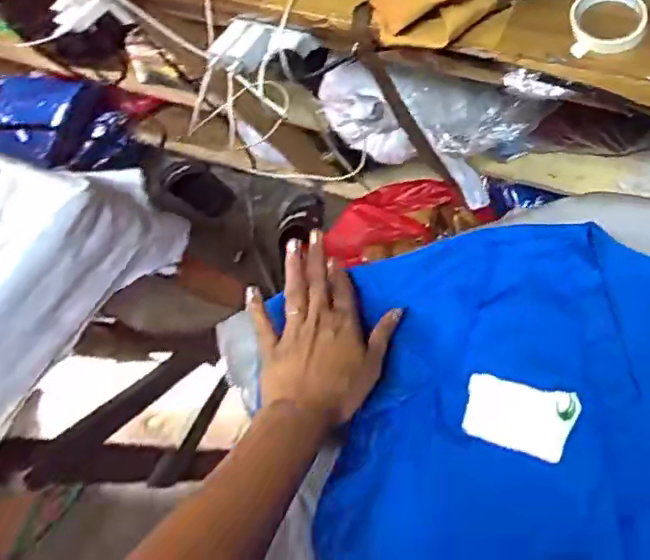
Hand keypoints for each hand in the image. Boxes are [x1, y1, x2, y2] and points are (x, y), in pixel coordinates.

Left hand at [247, 231, 401, 433]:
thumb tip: (398, 308)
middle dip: (316, 257)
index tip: (335, 254)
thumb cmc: (342, 393)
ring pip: (294, 293)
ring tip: (291, 245)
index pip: (343, 290)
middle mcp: (319, 318)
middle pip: (318, 282)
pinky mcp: (272, 346)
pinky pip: (263, 323)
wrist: (302, 415)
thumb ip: (383, 335)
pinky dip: (256, 306)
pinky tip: (251, 290)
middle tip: (313, 234)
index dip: (339, 272)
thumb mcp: (372, 366)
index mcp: (344, 323)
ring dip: (293, 268)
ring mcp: (293, 330)